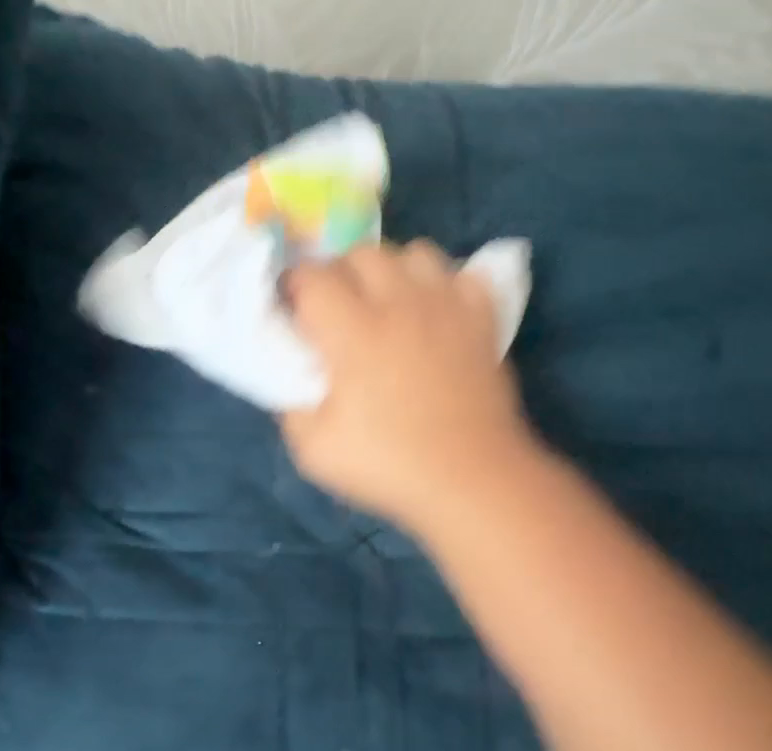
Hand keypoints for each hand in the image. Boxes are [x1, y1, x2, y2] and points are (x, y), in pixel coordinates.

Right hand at [279, 241, 539, 527]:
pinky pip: (460, 274)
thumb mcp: (313, 449)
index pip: (313, 277)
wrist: (469, 479)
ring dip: (390, 270)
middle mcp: (400, 304)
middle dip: (338, 272)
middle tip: (331, 308)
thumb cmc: (386, 465)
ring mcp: (447, 307)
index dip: (294, 287)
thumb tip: (293, 378)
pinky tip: (431, 314)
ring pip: (413, 252)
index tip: (290, 311)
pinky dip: (440, 284)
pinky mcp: (481, 320)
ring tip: (382, 304)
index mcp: (353, 333)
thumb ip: (291, 405)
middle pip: (362, 252)